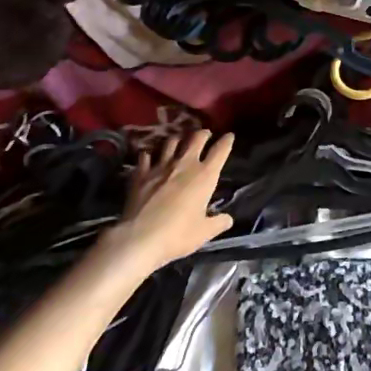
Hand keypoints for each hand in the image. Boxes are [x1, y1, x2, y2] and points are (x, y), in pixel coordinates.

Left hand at [98, 130, 235, 273]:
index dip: (226, 141)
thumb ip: (218, 223)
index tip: (229, 136)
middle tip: (205, 133)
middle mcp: (184, 164)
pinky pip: (146, 155)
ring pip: (171, 142)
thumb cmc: (178, 235)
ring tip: (179, 139)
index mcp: (205, 176)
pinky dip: (150, 154)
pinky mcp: (141, 172)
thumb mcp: (204, 232)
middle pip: (196, 139)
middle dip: (203, 134)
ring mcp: (160, 166)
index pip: (220, 151)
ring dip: (178, 138)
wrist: (140, 237)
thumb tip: (228, 219)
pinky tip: (149, 156)